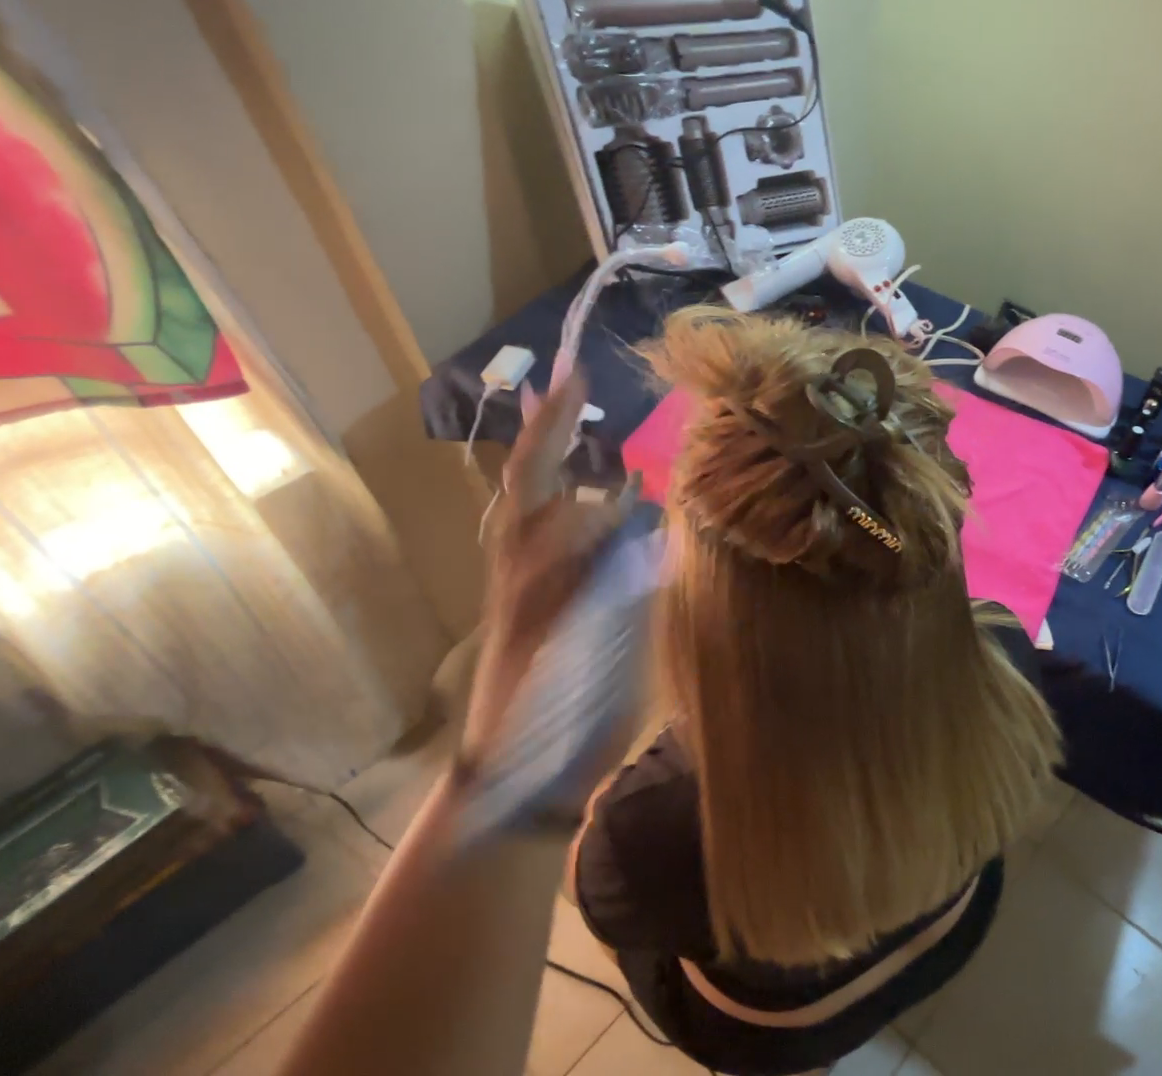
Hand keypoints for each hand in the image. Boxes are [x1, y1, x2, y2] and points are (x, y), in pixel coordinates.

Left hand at [466, 371, 623, 758]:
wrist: (516, 782)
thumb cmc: (557, 719)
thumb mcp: (594, 649)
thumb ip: (618, 581)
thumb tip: (645, 516)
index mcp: (531, 574)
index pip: (541, 485)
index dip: (555, 430)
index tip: (578, 378)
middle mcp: (522, 572)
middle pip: (528, 488)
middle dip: (548, 434)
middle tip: (570, 384)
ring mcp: (528, 594)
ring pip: (536, 515)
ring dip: (557, 467)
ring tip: (583, 431)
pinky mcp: (541, 617)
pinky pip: (554, 548)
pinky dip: (576, 514)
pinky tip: (604, 509)